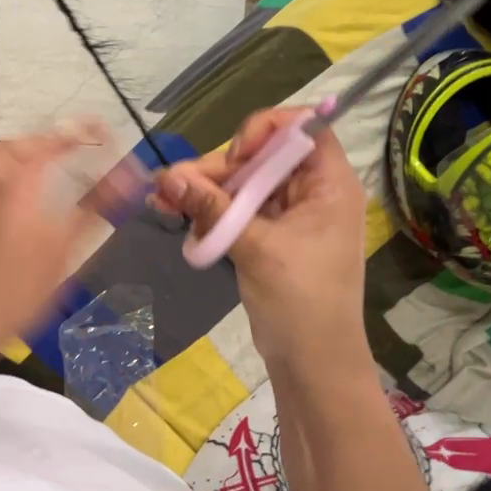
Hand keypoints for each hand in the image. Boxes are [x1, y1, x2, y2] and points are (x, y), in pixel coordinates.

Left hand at [0, 126, 128, 375]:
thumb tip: (132, 173)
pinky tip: (16, 202)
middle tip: (68, 149)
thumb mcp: (67, 250)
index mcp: (21, 187)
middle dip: (41, 141)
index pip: (50, 144)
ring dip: (17, 159)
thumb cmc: (20, 288)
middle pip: (11, 148)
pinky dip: (1, 182)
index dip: (77, 133)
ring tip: (43, 168)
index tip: (101, 130)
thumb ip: (98, 207)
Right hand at [151, 108, 369, 372]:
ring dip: (203, 190)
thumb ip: (210, 207)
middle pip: (259, 157)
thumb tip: (166, 176)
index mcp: (329, 185)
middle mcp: (311, 191)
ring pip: (242, 183)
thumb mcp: (253, 248)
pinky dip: (209, 211)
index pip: (302, 128)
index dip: (264, 132)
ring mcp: (289, 214)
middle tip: (169, 185)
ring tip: (162, 202)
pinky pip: (236, 208)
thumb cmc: (300, 301)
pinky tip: (179, 217)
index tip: (234, 159)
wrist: (312, 361)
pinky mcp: (269, 235)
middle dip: (214, 169)